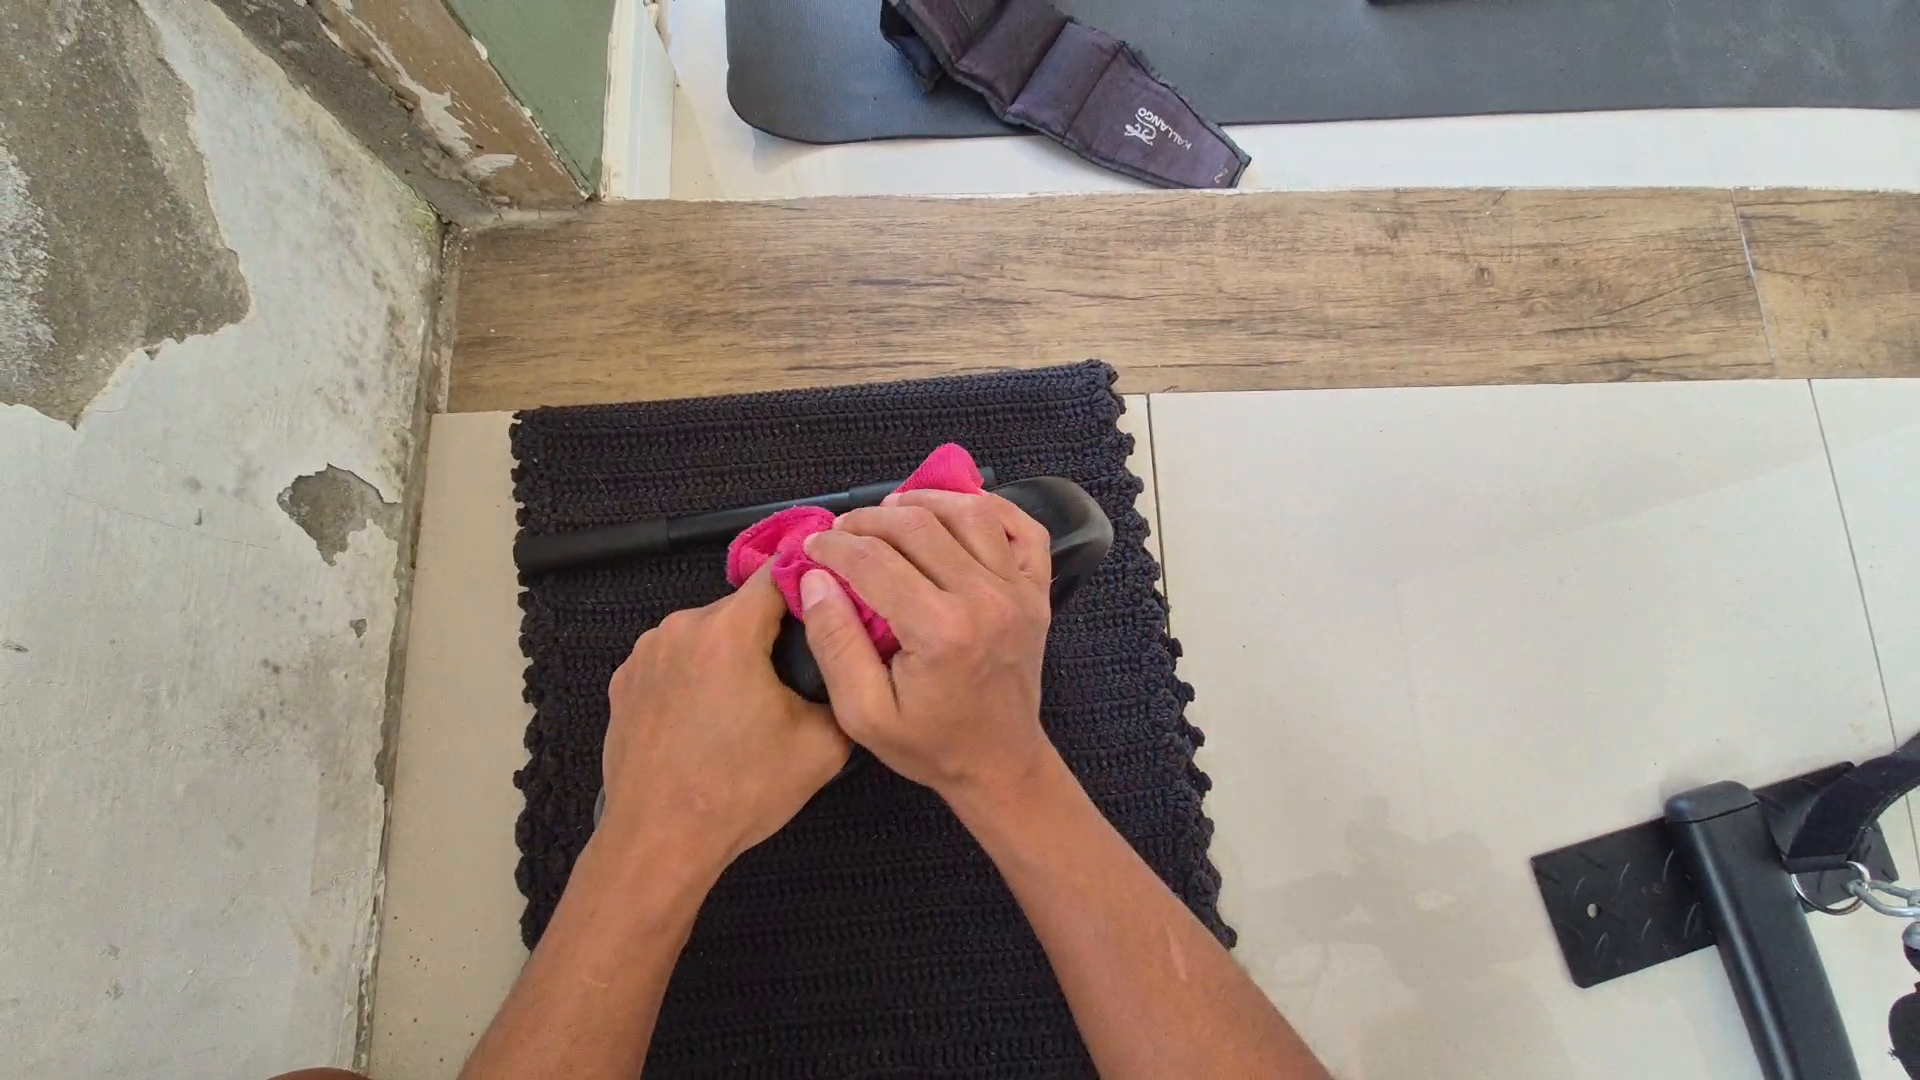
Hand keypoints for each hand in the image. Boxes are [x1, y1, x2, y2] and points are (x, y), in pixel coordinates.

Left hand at [600, 566, 850, 870]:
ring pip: (708, 633)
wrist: (659, 843)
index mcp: (728, 631)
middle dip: (770, 631)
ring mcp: (646, 653)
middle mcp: (680, 628)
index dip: (810, 581)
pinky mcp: (623, 681)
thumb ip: (843, 686)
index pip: (779, 573)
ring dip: (731, 653)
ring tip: (747, 705)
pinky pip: (675, 659)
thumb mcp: (823, 744)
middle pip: (742, 607)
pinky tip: (707, 718)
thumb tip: (847, 662)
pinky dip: (696, 675)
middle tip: (791, 677)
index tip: (831, 599)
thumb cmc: (740, 791)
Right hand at [798, 490, 1054, 799]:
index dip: (833, 546)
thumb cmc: (930, 744)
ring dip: (925, 500)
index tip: (811, 546)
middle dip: (868, 520)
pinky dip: (992, 507)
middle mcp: (984, 599)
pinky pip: (1023, 528)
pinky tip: (958, 508)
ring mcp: (1018, 591)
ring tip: (890, 509)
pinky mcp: (1037, 590)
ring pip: (969, 514)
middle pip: (918, 526)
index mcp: (940, 631)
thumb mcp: (863, 713)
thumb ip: (834, 642)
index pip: (874, 562)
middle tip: (841, 531)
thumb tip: (815, 578)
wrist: (1001, 762)